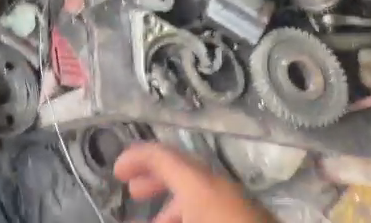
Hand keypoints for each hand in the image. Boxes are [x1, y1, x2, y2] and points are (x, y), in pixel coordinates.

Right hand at [113, 143, 273, 222]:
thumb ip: (156, 220)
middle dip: (152, 178)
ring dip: (173, 203)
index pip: (159, 153)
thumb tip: (130, 221)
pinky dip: (194, 212)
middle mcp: (220, 184)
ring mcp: (241, 203)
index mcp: (199, 183)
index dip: (134, 158)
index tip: (116, 172)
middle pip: (179, 168)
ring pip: (199, 190)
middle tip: (131, 191)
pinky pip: (216, 206)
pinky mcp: (254, 218)